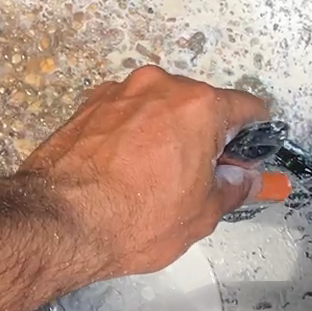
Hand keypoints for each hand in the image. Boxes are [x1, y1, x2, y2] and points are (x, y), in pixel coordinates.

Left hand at [22, 66, 269, 279]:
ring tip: (155, 177)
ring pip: (158, 107)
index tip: (247, 156)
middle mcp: (159, 87)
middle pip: (198, 104)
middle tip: (200, 176)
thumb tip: (244, 179)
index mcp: (198, 106)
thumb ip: (233, 188)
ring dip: (165, 132)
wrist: (58, 223)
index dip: (253, 136)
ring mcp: (119, 93)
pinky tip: (124, 169)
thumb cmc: (130, 218)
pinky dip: (132, 133)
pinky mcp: (87, 106)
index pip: (246, 108)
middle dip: (205, 135)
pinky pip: (125, 114)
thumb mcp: (201, 214)